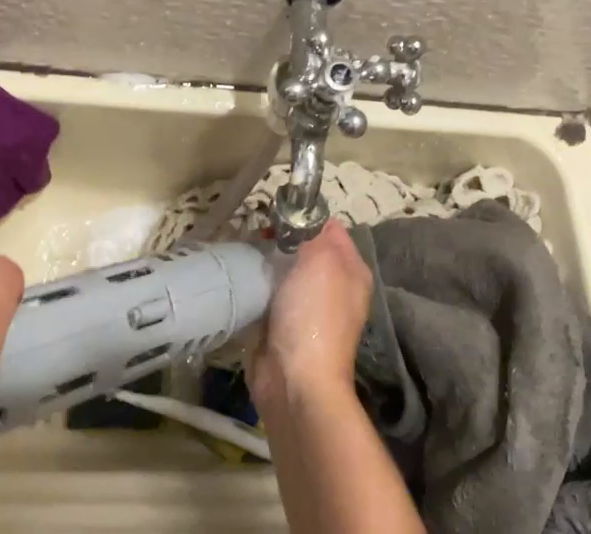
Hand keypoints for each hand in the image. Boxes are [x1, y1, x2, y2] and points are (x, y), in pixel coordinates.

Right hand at [248, 221, 371, 407]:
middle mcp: (332, 286)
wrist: (294, 380)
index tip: (278, 209)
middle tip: (255, 230)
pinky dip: (253, 285)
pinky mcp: (279, 325)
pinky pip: (265, 293)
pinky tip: (238, 275)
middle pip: (304, 248)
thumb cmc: (314, 314)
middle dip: (280, 237)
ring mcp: (305, 308)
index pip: (330, 228)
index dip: (306, 215)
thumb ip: (315, 233)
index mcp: (351, 270)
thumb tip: (305, 218)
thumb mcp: (322, 260)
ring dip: (263, 261)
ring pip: (281, 269)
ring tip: (243, 248)